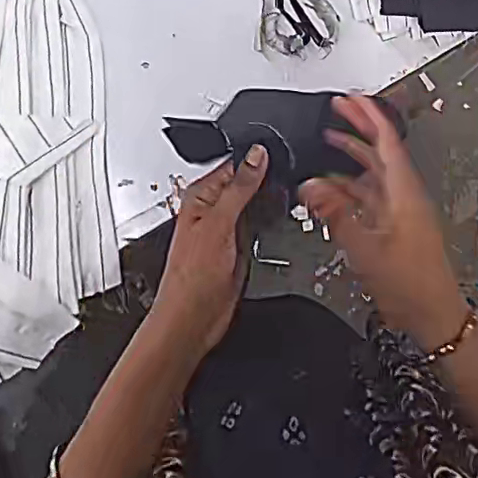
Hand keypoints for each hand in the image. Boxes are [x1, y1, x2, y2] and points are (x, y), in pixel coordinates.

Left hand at [150, 146, 266, 352]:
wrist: (193, 322)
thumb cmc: (190, 277)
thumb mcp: (219, 223)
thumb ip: (240, 187)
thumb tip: (256, 155)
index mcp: (201, 196)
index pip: (233, 164)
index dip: (256, 160)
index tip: (278, 156)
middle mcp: (213, 210)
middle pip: (246, 184)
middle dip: (266, 182)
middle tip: (287, 179)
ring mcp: (227, 229)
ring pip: (255, 205)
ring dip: (270, 203)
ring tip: (286, 199)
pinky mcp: (239, 247)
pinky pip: (259, 226)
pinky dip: (270, 223)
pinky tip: (279, 220)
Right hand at [299, 96, 468, 350]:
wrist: (434, 316)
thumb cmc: (413, 286)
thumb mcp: (366, 249)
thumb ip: (336, 215)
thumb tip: (312, 187)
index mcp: (403, 192)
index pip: (386, 140)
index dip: (369, 115)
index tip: (352, 98)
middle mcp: (404, 194)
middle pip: (380, 149)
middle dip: (358, 126)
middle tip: (339, 108)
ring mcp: (400, 209)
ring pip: (374, 170)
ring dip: (352, 153)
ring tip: (330, 139)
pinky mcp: (394, 223)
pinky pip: (370, 193)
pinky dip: (350, 184)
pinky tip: (332, 187)